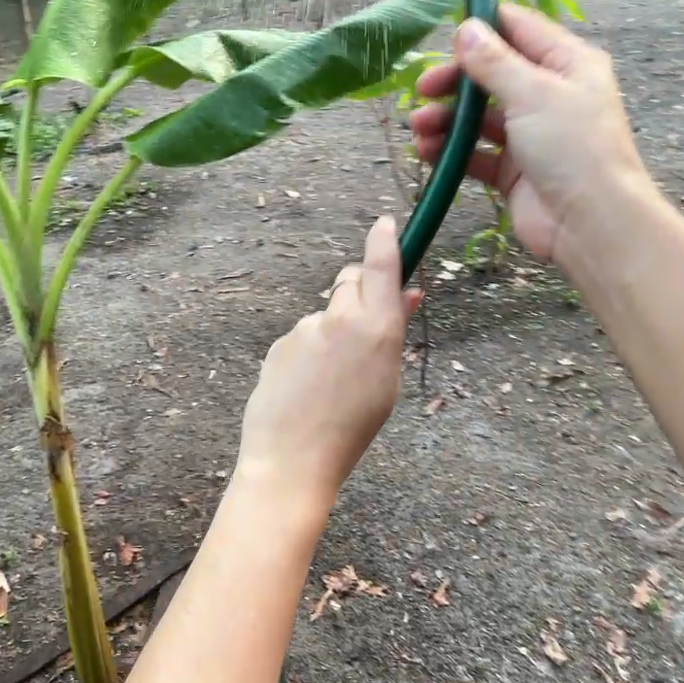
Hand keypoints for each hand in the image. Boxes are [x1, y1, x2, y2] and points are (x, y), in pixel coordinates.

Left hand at [236, 216, 420, 511]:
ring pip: (322, 316)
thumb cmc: (349, 429)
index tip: (384, 224)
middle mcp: (338, 319)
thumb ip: (391, 333)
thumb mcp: (385, 381)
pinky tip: (304, 387)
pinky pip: (299, 339)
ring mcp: (303, 330)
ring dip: (329, 332)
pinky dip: (305, 353)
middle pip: (349, 281)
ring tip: (328, 381)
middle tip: (361, 321)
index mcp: (375, 328)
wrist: (293, 458)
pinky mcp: (278, 345)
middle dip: (356, 290)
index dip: (383, 241)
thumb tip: (405, 296)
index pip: (380, 267)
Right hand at [408, 4, 652, 264]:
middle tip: (423, 90)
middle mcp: (547, 95)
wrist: (586, 221)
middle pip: (491, 77)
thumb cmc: (572, 147)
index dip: (483, 30)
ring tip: (418, 128)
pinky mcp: (510, 171)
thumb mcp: (533, 94)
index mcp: (565, 63)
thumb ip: (495, 62)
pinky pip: (473, 154)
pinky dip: (449, 152)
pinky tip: (426, 152)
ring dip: (446, 120)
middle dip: (455, 82)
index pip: (519, 31)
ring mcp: (527, 135)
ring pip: (478, 118)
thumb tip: (466, 28)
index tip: (446, 38)